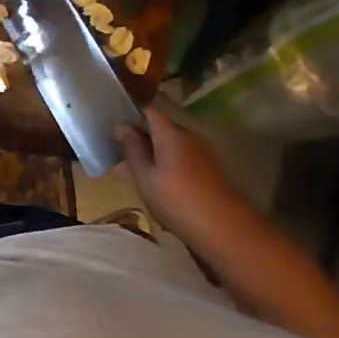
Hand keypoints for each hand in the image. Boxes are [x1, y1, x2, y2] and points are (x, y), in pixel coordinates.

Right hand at [115, 109, 250, 237]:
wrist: (223, 226)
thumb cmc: (176, 200)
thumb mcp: (145, 177)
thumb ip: (132, 149)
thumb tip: (120, 126)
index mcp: (171, 133)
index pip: (149, 112)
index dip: (132, 118)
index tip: (116, 134)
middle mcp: (189, 135)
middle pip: (161, 128)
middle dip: (142, 138)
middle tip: (123, 157)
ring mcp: (202, 150)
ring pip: (172, 143)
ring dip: (155, 152)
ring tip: (139, 173)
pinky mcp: (210, 166)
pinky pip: (183, 156)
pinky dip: (169, 162)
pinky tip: (161, 183)